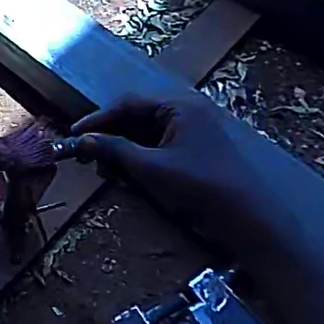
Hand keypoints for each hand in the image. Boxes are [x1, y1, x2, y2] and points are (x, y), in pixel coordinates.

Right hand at [64, 90, 277, 247]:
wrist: (249, 220)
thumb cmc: (200, 186)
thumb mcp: (150, 168)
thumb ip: (114, 150)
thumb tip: (84, 140)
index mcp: (180, 106)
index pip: (128, 103)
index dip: (98, 119)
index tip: (75, 135)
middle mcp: (188, 112)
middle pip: (136, 117)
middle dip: (110, 136)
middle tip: (89, 156)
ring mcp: (193, 133)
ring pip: (146, 134)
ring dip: (123, 150)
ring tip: (107, 170)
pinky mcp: (196, 153)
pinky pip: (159, 148)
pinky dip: (140, 159)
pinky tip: (128, 175)